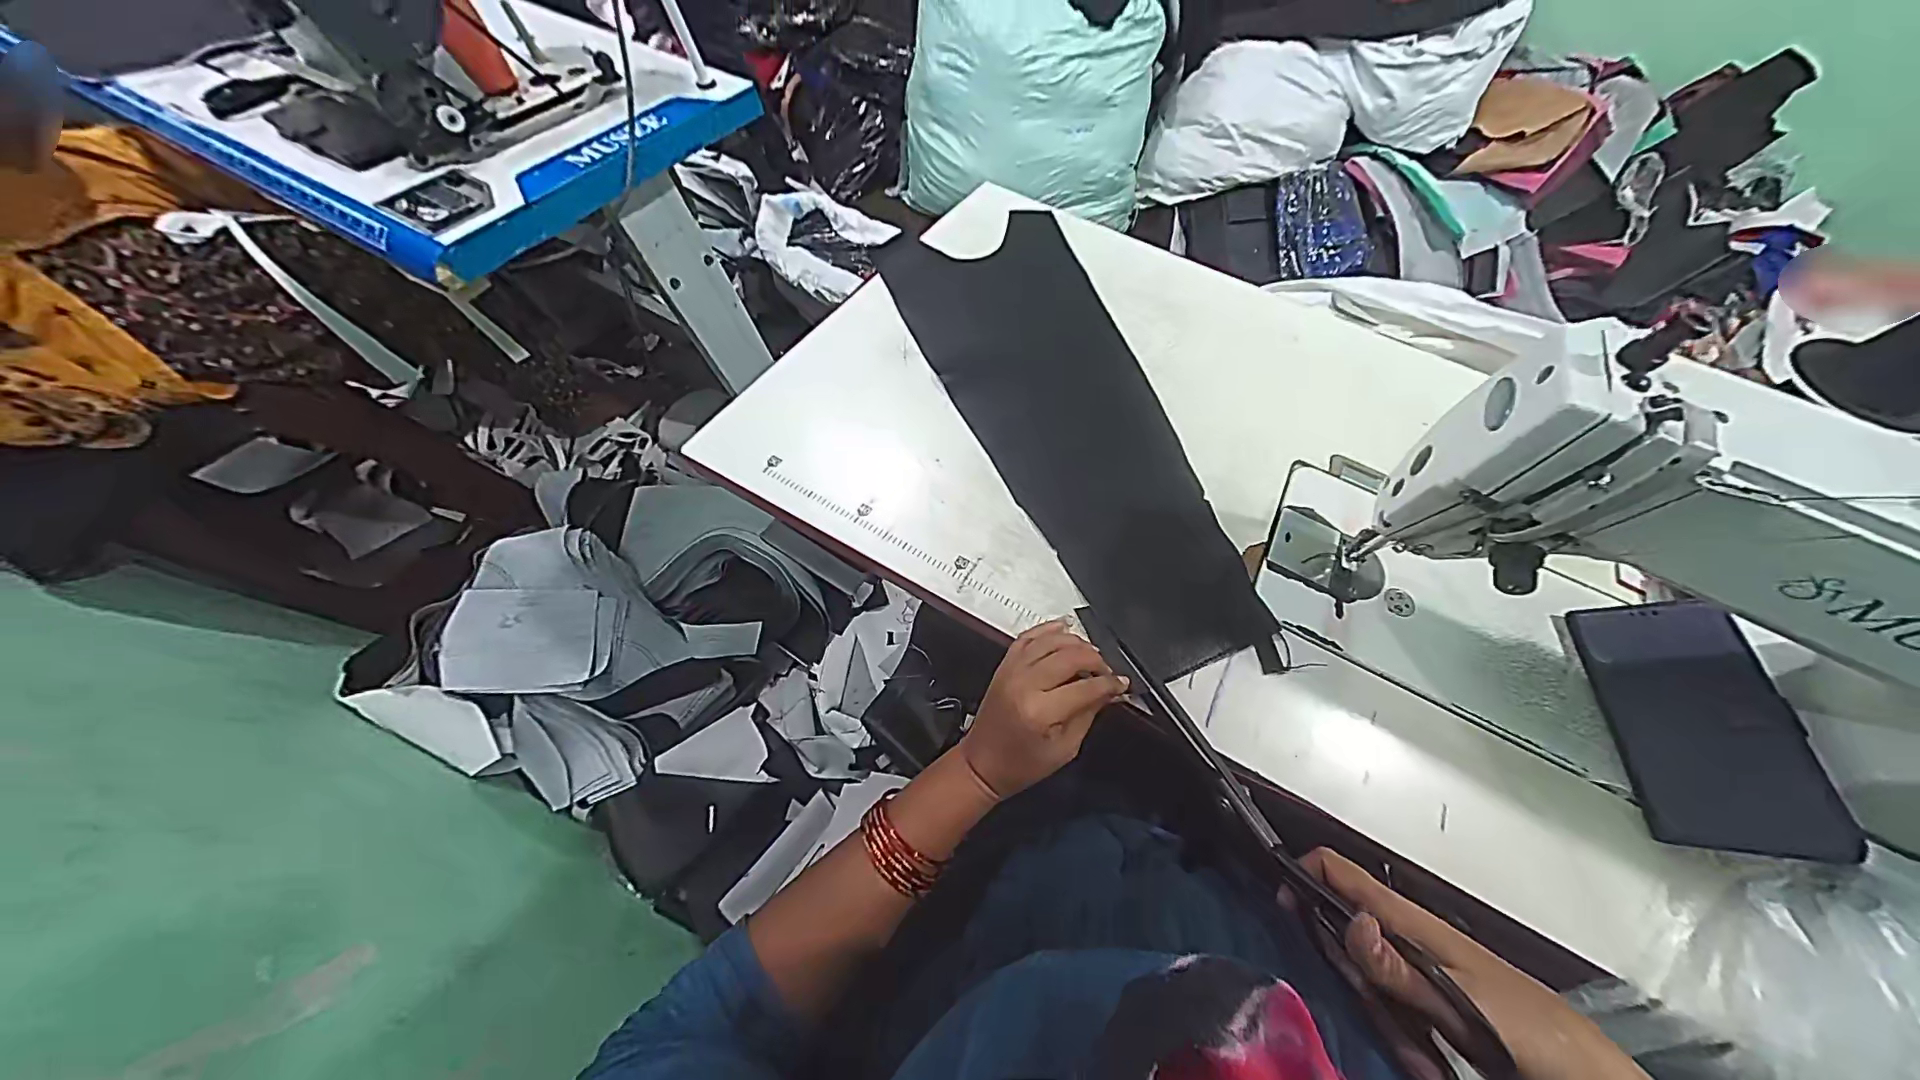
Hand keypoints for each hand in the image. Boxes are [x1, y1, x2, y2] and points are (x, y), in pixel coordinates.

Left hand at [958, 619, 1128, 799]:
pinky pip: (1028, 637)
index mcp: (1039, 711)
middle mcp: (1023, 684)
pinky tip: (1064, 629)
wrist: (982, 763)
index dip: (1109, 683)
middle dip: (1095, 660)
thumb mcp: (1065, 748)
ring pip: (1049, 641)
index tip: (1122, 683)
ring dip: (1075, 642)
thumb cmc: (1020, 764)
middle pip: (1069, 656)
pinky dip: (1047, 629)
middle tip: (1107, 670)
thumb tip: (1109, 691)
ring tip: (1091, 653)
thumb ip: (1089, 714)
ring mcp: (1011, 671)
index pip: (1085, 687)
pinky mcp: (1004, 665)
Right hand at [1301, 849, 1649, 1079]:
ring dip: (1369, 1000)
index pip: (1339, 870)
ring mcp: (1413, 964)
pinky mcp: (1422, 995)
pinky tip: (1413, 1046)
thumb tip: (1350, 920)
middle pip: (1338, 920)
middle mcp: (1404, 934)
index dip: (1304, 872)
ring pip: (1359, 965)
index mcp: (1409, 920)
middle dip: (1336, 956)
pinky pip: (1382, 997)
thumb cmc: (1531, 1028)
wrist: (1585, 1075)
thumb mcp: (1460, 1000)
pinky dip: (1387, 1021)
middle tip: (1359, 996)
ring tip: (1408, 1039)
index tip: (1284, 903)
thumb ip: (1399, 967)